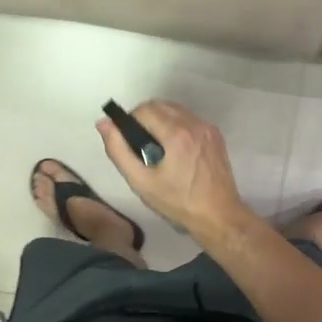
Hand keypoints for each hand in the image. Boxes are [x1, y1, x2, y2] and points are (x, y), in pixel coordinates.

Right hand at [96, 100, 251, 236]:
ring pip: (175, 110)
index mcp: (176, 134)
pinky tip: (174, 150)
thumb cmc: (177, 203)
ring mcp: (207, 128)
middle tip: (139, 145)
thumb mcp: (141, 182)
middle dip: (143, 119)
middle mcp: (194, 123)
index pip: (144, 110)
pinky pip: (189, 119)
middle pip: (160, 105)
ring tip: (156, 148)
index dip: (129, 121)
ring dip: (160, 120)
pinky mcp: (215, 134)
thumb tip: (103, 123)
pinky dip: (176, 125)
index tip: (127, 140)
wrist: (218, 216)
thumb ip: (119, 151)